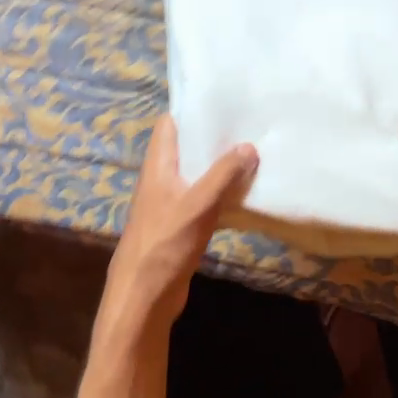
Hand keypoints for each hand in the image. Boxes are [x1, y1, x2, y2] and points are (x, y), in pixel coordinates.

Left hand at [106, 115, 257, 325]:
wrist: (144, 296)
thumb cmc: (165, 242)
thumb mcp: (198, 203)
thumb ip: (223, 174)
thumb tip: (249, 145)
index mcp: (158, 166)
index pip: (169, 124)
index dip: (191, 110)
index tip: (222, 101)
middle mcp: (161, 179)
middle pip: (186, 148)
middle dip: (213, 137)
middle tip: (248, 124)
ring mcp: (170, 203)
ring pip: (197, 174)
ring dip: (220, 166)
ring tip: (253, 152)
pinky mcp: (180, 225)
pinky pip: (203, 198)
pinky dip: (221, 193)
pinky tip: (245, 193)